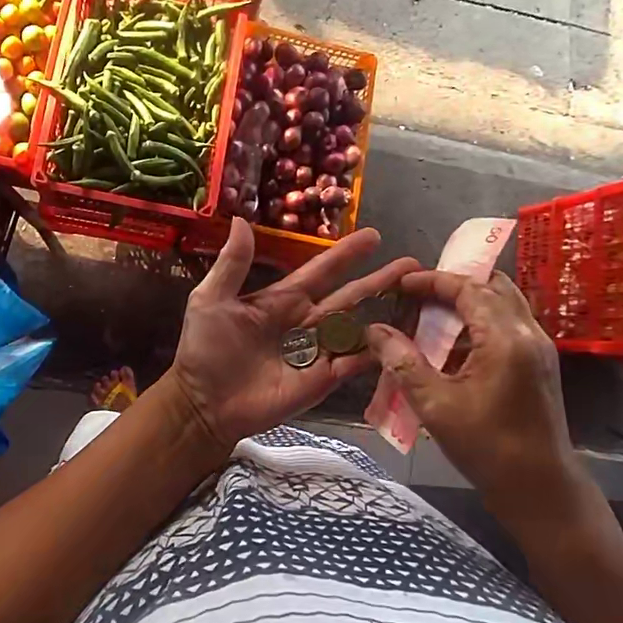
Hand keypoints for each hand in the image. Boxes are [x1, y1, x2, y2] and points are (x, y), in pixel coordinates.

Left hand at [169, 218, 420, 449]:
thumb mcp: (211, 299)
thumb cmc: (205, 349)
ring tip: (418, 298)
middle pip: (351, 296)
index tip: (373, 236)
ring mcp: (317, 352)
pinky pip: (354, 362)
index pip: (322, 271)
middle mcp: (306, 322)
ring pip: (359, 327)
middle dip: (381, 280)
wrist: (204, 403)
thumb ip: (232, 263)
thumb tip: (239, 219)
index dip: (346, 254)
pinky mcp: (322, 379)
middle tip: (413, 266)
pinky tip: (402, 339)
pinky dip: (377, 352)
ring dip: (387, 312)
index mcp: (282, 299)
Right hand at [363, 269, 572, 508]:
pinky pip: (507, 326)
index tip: (400, 284)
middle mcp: (529, 333)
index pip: (470, 288)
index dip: (433, 281)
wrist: (540, 490)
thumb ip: (403, 362)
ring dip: (467, 304)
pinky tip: (451, 346)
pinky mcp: (539, 364)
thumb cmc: (487, 448)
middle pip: (492, 287)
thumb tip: (374, 331)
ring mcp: (539, 348)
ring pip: (502, 305)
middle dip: (452, 286)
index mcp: (507, 339)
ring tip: (428, 318)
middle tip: (417, 296)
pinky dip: (479, 323)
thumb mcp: (435, 405)